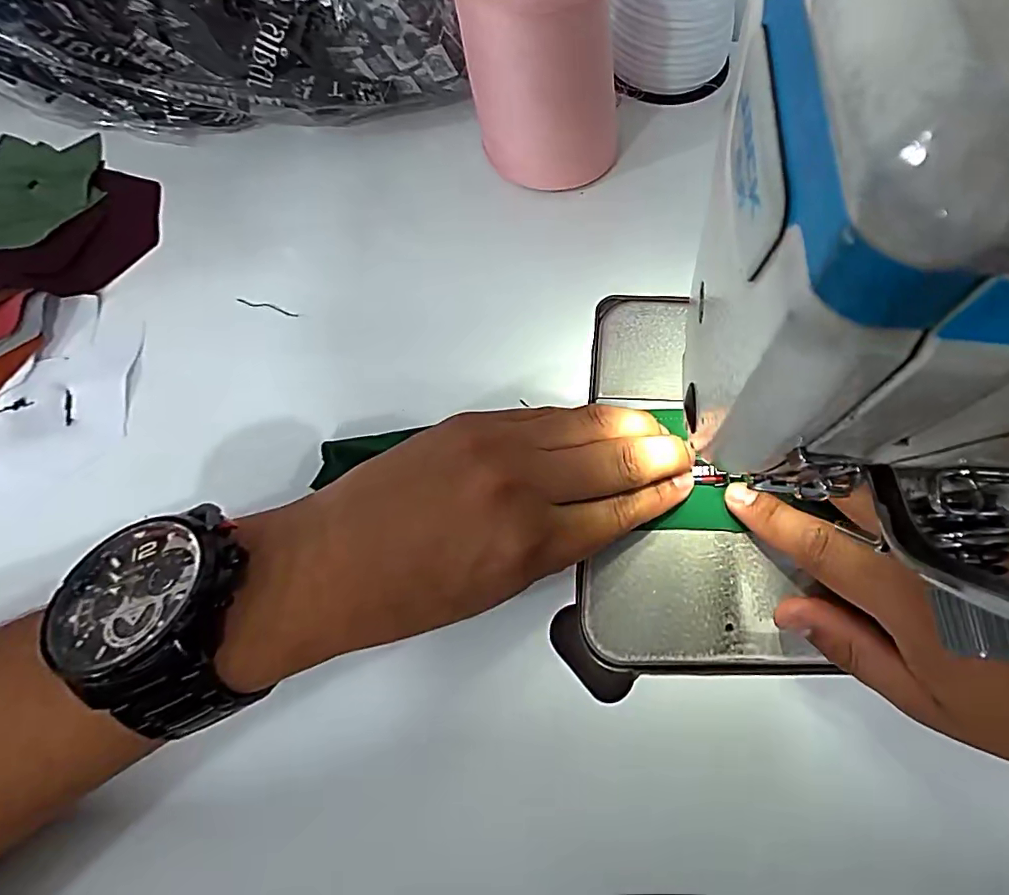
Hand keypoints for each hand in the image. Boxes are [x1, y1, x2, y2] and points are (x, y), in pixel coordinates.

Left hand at [218, 406, 694, 689]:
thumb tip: (602, 514)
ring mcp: (495, 444)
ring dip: (630, 426)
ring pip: (586, 425)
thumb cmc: (404, 594)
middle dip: (658, 454)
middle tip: (683, 451)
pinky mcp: (474, 421)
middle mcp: (518, 485)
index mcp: (527, 543)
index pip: (616, 510)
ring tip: (656, 429)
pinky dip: (584, 418)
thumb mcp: (496, 589)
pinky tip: (603, 420)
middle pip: (613, 459)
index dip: (656, 496)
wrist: (325, 563)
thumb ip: (557, 546)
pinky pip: (548, 415)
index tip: (681, 484)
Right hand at [724, 483, 1008, 775]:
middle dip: (801, 478)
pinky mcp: (990, 513)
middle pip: (846, 490)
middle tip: (770, 474)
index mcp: (898, 588)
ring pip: (884, 481)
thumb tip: (792, 608)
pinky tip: (880, 494)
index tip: (739, 493)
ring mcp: (960, 520)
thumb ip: (849, 643)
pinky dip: (887, 484)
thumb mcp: (919, 693)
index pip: (816, 541)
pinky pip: (922, 487)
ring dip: (841, 476)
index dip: (771, 515)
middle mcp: (923, 541)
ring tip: (814, 482)